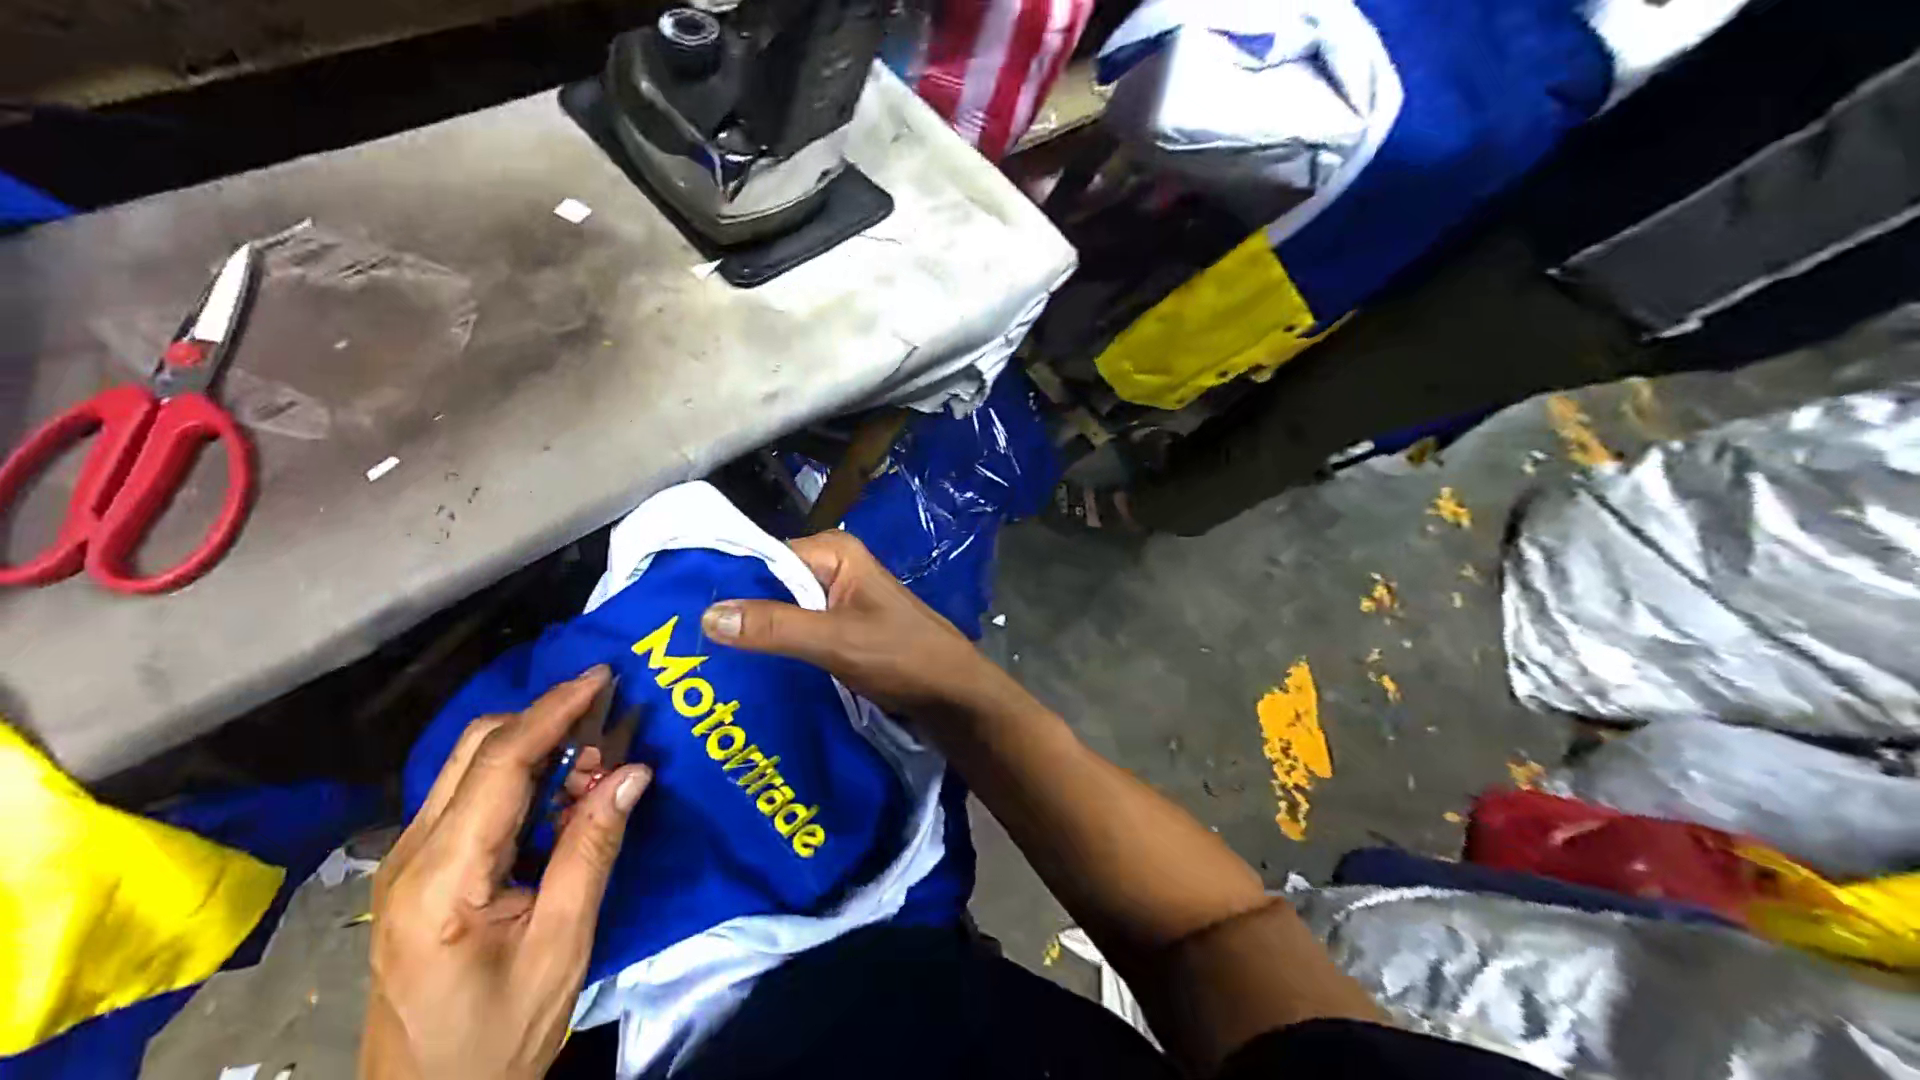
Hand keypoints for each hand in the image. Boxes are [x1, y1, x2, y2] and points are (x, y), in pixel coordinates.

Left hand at [361, 666, 651, 1079]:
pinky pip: (476, 797)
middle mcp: (413, 853)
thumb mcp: (562, 944)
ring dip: (539, 747)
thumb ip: (594, 849)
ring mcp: (410, 861)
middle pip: (479, 750)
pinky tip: (565, 793)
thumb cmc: (499, 1034)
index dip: (554, 711)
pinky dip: (526, 777)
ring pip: (474, 767)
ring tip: (599, 760)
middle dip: (546, 718)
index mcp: (442, 876)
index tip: (603, 676)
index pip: (502, 764)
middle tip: (611, 717)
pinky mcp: (423, 870)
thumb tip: (634, 771)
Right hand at [700, 530, 1014, 717]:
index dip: (726, 582)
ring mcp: (835, 597)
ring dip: (752, 631)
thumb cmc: (902, 656)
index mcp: (834, 552)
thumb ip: (776, 627)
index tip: (680, 611)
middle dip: (734, 610)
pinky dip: (773, 645)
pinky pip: (794, 628)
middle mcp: (831, 566)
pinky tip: (743, 666)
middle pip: (768, 582)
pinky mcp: (837, 625)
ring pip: (779, 608)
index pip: (763, 556)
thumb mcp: (836, 640)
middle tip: (683, 643)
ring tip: (703, 657)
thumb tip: (706, 614)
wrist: (949, 692)